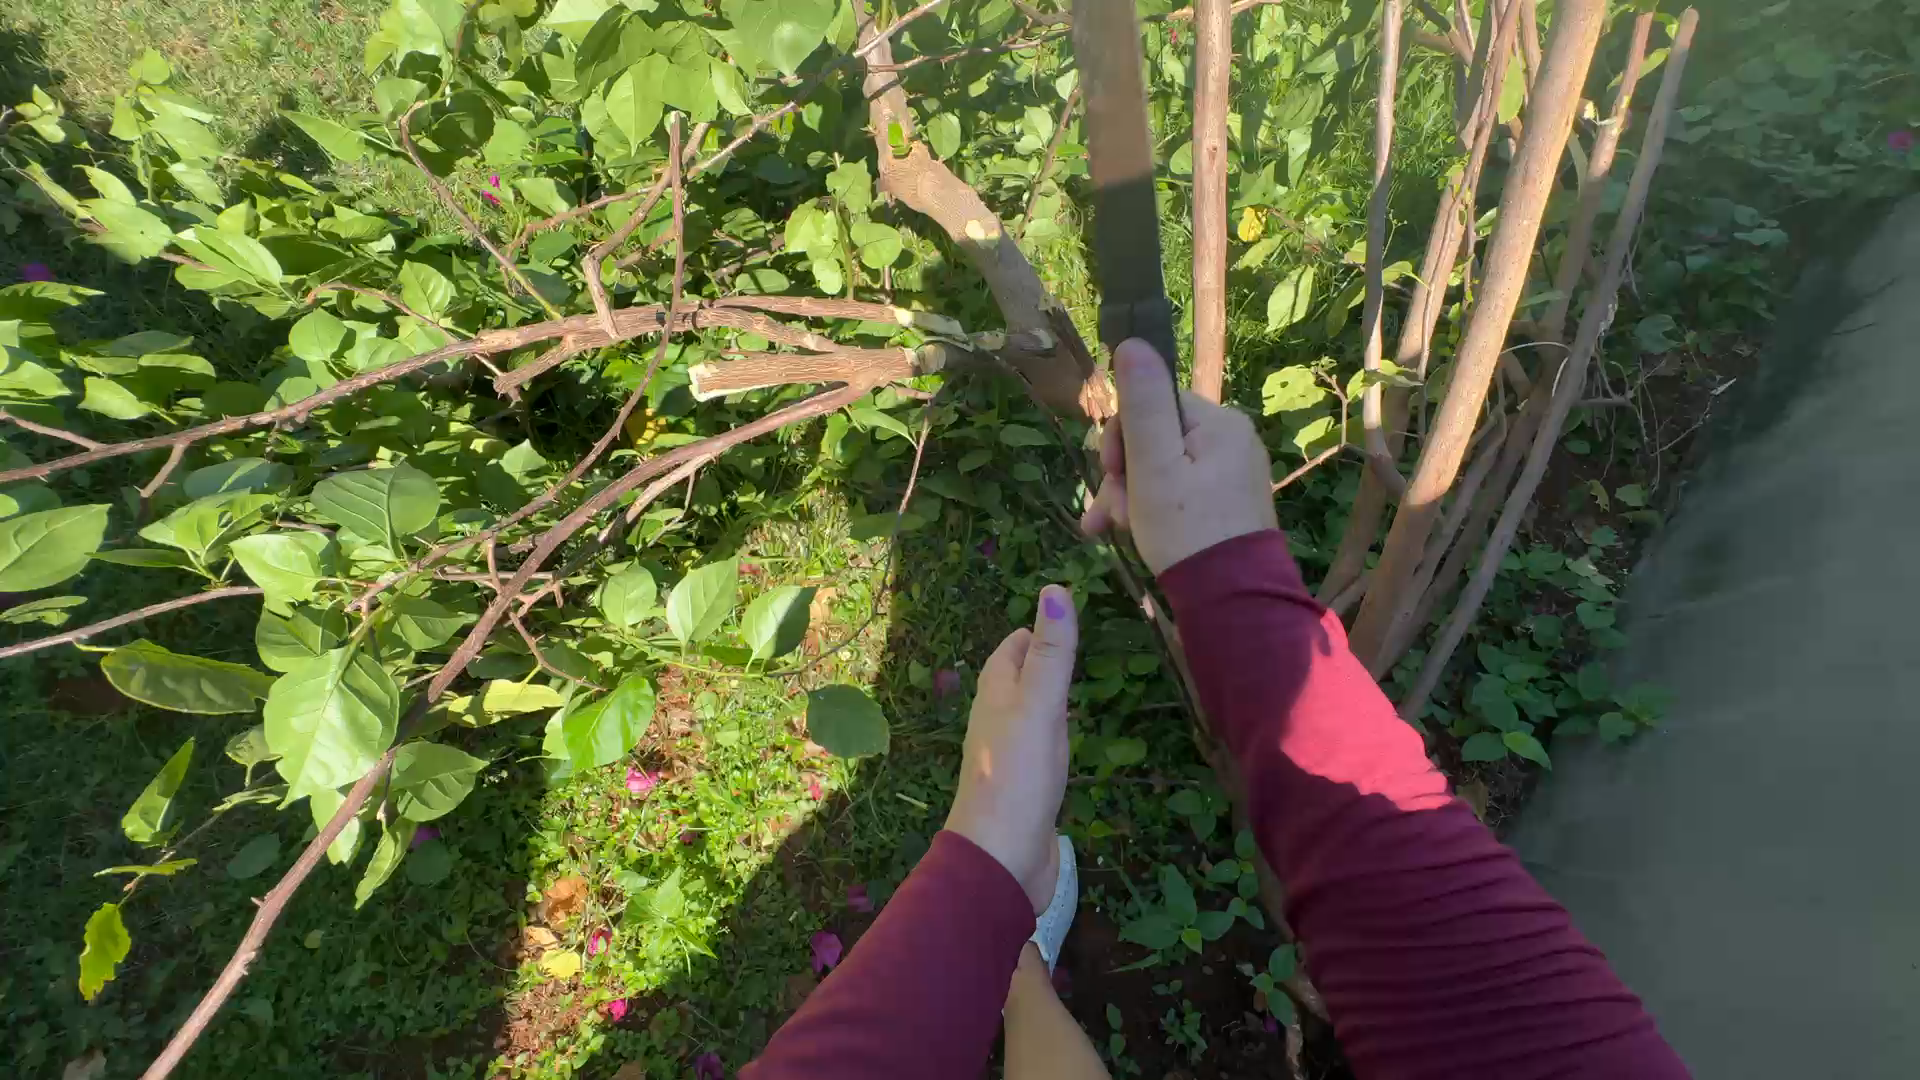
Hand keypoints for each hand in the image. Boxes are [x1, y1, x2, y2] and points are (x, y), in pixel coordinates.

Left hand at [945, 584, 1077, 914]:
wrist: (1001, 858)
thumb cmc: (1018, 773)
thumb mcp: (1039, 704)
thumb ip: (1050, 651)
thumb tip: (1054, 589)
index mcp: (995, 693)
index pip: (1012, 647)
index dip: (1037, 630)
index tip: (1070, 619)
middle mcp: (996, 718)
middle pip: (1017, 677)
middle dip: (1043, 659)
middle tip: (1082, 650)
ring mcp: (1008, 753)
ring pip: (1027, 711)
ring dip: (1048, 695)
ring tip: (1080, 687)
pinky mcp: (1023, 784)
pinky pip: (1038, 745)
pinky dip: (1054, 732)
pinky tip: (1069, 741)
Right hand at [1081, 338, 1278, 574]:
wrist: (1231, 600)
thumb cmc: (1186, 529)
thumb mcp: (1153, 466)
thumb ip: (1141, 405)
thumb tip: (1132, 343)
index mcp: (1218, 424)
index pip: (1153, 404)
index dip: (1121, 438)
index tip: (1110, 474)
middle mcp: (1231, 441)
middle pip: (1155, 438)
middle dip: (1122, 473)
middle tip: (1110, 510)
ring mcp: (1231, 475)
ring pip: (1161, 469)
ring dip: (1128, 495)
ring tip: (1111, 529)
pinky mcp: (1227, 505)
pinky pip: (1177, 492)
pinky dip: (1149, 508)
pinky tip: (1125, 532)